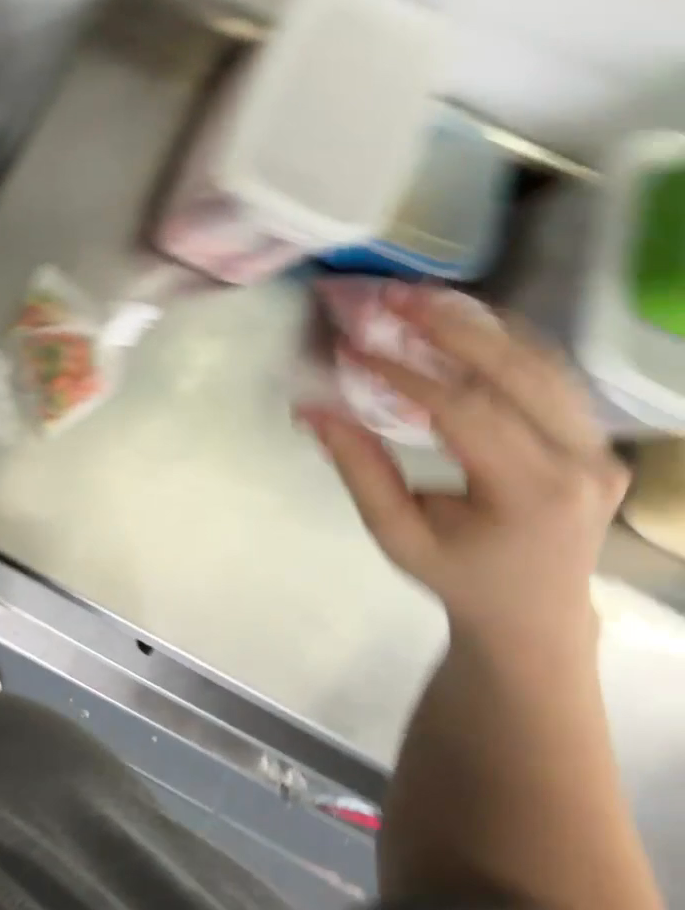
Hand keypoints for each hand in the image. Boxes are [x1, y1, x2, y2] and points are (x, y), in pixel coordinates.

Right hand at [302, 285, 626, 648]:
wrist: (535, 611)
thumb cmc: (457, 574)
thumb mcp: (395, 532)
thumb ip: (360, 469)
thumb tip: (313, 409)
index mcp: (533, 491)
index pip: (465, 412)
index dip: (404, 375)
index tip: (351, 350)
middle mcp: (580, 460)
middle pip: (515, 374)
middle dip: (446, 330)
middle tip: (388, 299)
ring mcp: (597, 445)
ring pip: (541, 364)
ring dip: (477, 326)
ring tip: (419, 298)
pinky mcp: (592, 436)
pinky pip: (552, 375)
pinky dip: (506, 341)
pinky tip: (463, 319)